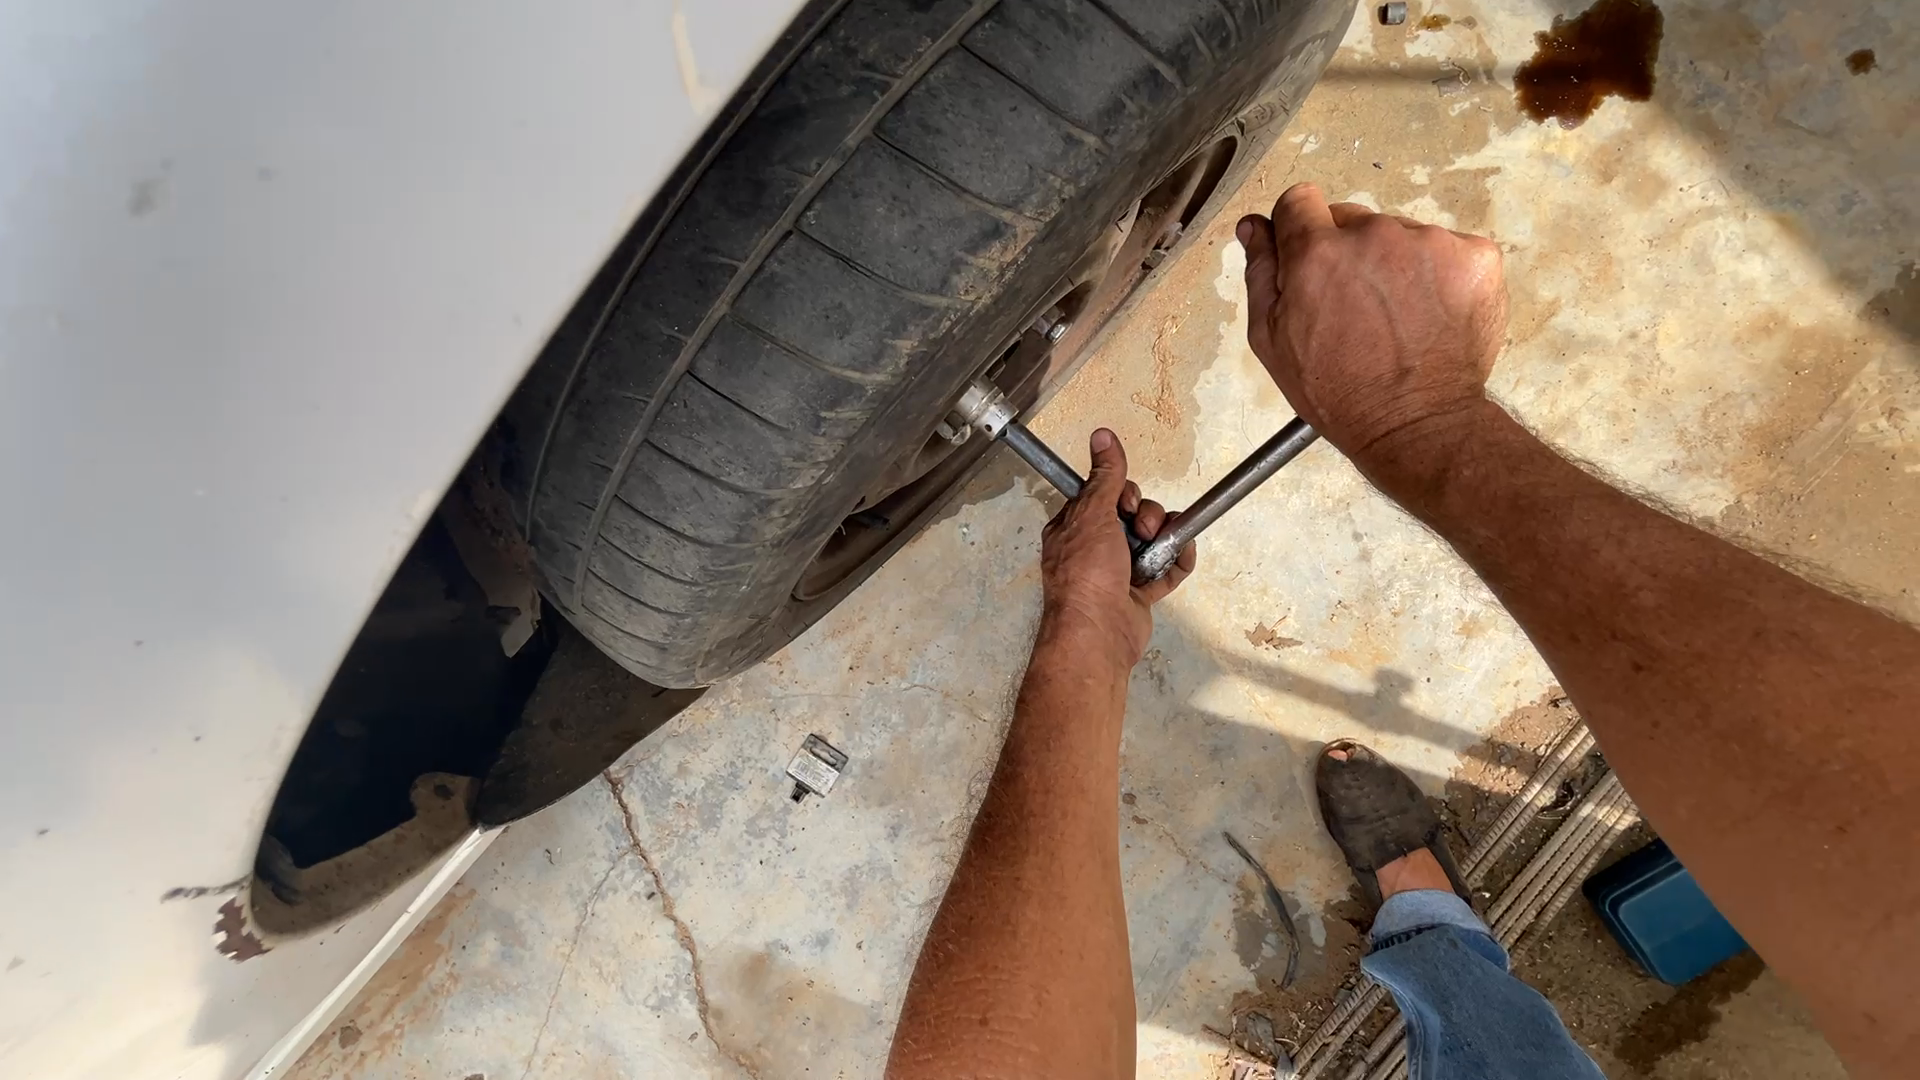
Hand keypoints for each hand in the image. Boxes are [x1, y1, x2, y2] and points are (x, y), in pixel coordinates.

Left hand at [1039, 429, 1195, 667]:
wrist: (1099, 631)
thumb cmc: (1087, 573)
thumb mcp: (1094, 514)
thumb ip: (1105, 476)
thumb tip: (1102, 436)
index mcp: (1073, 528)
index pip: (1103, 497)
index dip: (1122, 494)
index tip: (1127, 501)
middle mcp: (1093, 548)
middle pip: (1132, 516)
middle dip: (1146, 516)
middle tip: (1143, 528)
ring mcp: (1117, 572)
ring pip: (1151, 540)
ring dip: (1164, 537)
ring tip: (1160, 545)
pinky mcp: (1139, 593)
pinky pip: (1165, 569)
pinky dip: (1177, 561)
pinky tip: (1184, 553)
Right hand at [1237, 183, 1507, 483]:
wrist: (1414, 422)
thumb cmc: (1332, 390)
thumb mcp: (1271, 341)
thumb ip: (1260, 275)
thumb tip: (1254, 226)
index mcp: (1316, 254)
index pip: (1298, 200)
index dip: (1295, 227)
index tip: (1301, 257)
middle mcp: (1374, 234)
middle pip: (1348, 219)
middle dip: (1341, 251)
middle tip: (1347, 307)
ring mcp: (1430, 241)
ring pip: (1397, 235)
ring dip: (1388, 264)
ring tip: (1390, 318)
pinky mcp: (1476, 255)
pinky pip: (1443, 249)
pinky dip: (1433, 275)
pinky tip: (1424, 315)